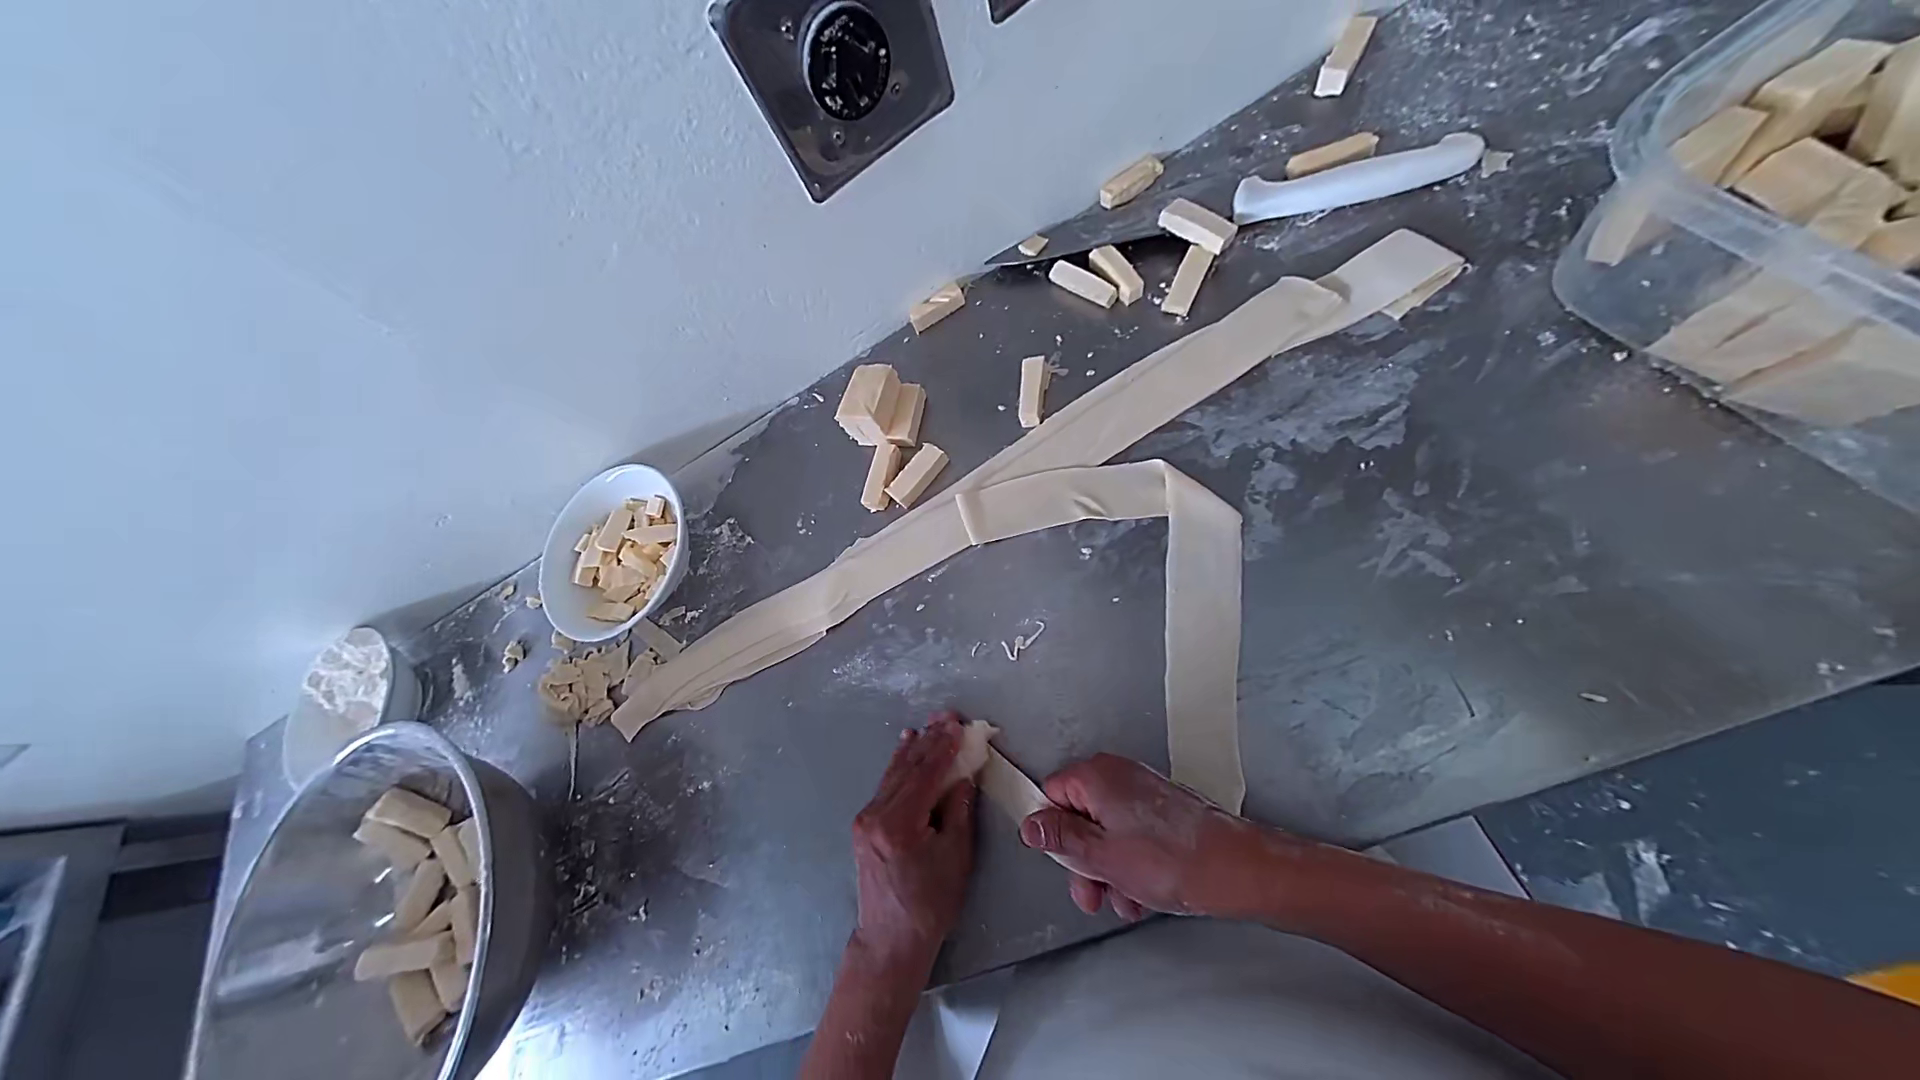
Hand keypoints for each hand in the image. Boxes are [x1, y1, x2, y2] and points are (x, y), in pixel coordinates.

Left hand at [850, 711, 977, 964]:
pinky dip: (900, 765)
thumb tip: (963, 775)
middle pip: (908, 768)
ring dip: (915, 748)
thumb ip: (958, 811)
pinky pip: (886, 786)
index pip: (925, 774)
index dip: (944, 748)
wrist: (891, 940)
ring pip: (894, 773)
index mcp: (898, 823)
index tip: (959, 727)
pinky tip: (907, 747)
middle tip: (948, 717)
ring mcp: (865, 818)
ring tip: (931, 726)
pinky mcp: (864, 824)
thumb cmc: (930, 904)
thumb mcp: (956, 856)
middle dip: (930, 741)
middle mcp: (875, 814)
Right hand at [1019, 754, 1296, 920]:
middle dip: (1083, 860)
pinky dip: (1130, 861)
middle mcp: (1116, 774)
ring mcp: (1140, 789)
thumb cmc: (1174, 860)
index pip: (1050, 794)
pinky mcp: (1160, 806)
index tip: (1061, 860)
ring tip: (1125, 899)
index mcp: (1095, 776)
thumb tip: (1030, 825)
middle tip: (1093, 892)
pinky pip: (1129, 831)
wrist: (1236, 869)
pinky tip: (1141, 893)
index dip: (1052, 832)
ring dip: (1107, 868)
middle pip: (1078, 815)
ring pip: (1105, 830)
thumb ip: (1060, 839)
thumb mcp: (1101, 857)